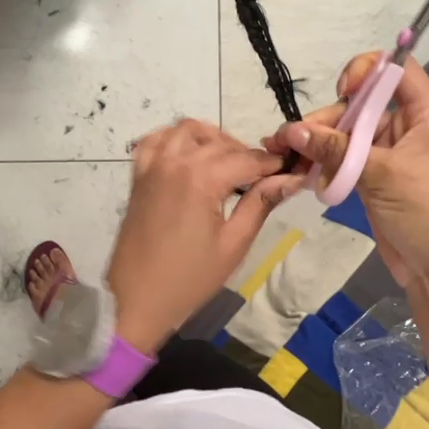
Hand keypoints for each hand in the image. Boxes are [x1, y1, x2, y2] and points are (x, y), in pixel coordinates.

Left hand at [108, 119, 299, 351]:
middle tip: (264, 178)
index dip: (273, 164)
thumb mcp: (233, 243)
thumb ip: (260, 203)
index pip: (247, 159)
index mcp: (200, 178)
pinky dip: (174, 139)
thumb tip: (291, 178)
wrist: (137, 298)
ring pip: (186, 131)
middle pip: (220, 143)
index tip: (291, 171)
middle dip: (246, 154)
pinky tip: (190, 157)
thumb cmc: (189, 278)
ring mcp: (152, 166)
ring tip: (229, 164)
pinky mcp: (139, 176)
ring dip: (212, 139)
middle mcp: (174, 162)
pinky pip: (155, 141)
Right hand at [264, 53, 428, 284]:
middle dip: (325, 118)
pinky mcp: (372, 179)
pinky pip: (342, 160)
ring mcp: (387, 155)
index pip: (398, 71)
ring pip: (345, 135)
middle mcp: (405, 129)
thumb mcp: (382, 175)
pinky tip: (297, 169)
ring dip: (315, 142)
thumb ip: (336, 149)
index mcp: (424, 116)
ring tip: (281, 152)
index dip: (368, 71)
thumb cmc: (428, 213)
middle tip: (289, 137)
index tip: (341, 91)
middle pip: (360, 105)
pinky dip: (321, 164)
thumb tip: (291, 130)